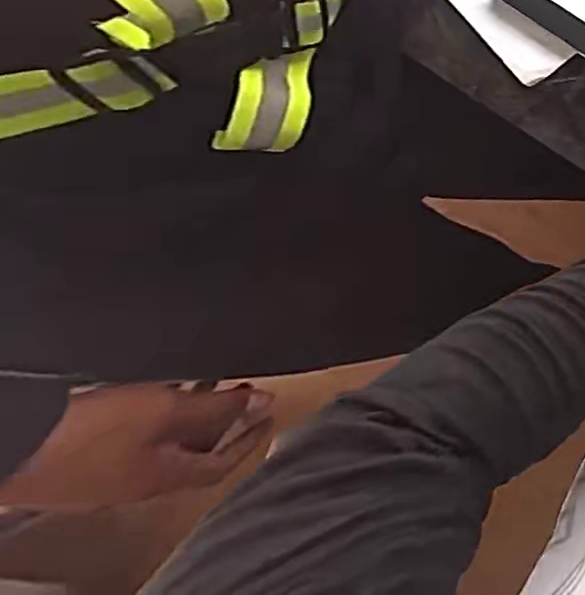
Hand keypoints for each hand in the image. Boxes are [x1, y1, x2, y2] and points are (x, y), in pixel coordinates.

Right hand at [0, 384, 274, 509]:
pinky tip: (158, 396)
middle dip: (222, 423)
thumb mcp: (169, 411)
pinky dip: (156, 421)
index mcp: (158, 479)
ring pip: (161, 448)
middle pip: (192, 456)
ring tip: (208, 385)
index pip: (219, 467)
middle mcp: (130, 486)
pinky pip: (131, 445)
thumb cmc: (90, 431)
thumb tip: (265, 402)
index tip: (270, 417)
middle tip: (240, 393)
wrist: (2, 443)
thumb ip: (220, 408)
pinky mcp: (73, 468)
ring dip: (190, 418)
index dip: (250, 442)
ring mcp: (98, 481)